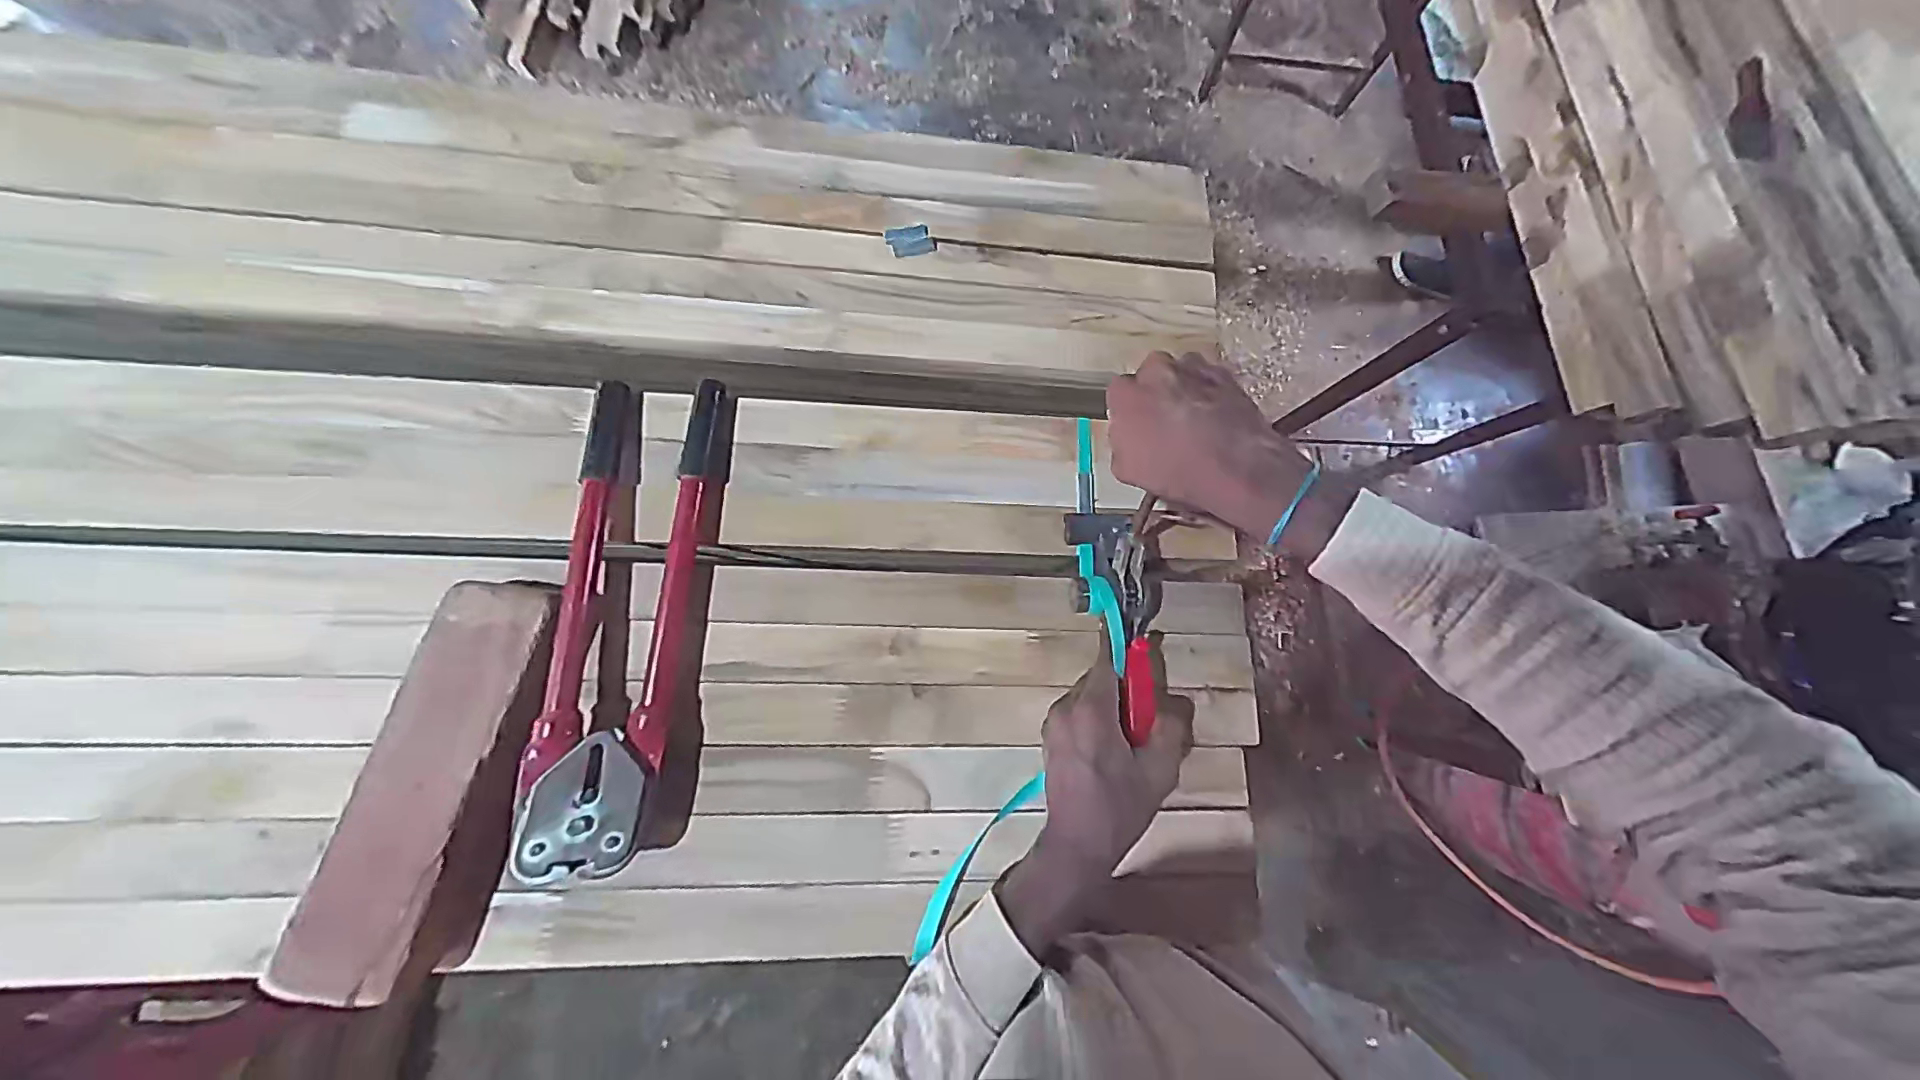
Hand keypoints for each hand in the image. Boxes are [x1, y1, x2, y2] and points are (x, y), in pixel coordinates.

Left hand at [996, 646, 1194, 954]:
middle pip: (1102, 679)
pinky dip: (1098, 720)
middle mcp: (1065, 708)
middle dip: (1128, 690)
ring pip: (1090, 696)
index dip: (1128, 648)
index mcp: (1090, 710)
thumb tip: (1173, 701)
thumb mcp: (1159, 771)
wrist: (1075, 845)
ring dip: (1113, 707)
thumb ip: (1170, 727)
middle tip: (1148, 720)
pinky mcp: (1050, 737)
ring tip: (1132, 745)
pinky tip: (1113, 753)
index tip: (1145, 639)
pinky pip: (1079, 713)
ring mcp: (1053, 722)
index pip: (1108, 660)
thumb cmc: (1118, 809)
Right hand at [1108, 352, 1350, 556]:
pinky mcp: (1225, 374)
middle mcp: (1156, 371)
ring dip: (1182, 391)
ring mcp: (1193, 368)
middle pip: (1150, 376)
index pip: (1119, 394)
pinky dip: (1209, 394)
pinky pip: (1209, 381)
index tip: (1137, 428)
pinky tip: (1213, 420)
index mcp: (1125, 393)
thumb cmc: (1176, 469)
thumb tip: (1127, 439)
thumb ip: (1120, 444)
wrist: (1235, 466)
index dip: (1130, 412)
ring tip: (1192, 423)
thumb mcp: (1127, 470)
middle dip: (1155, 395)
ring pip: (1180, 374)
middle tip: (1164, 424)